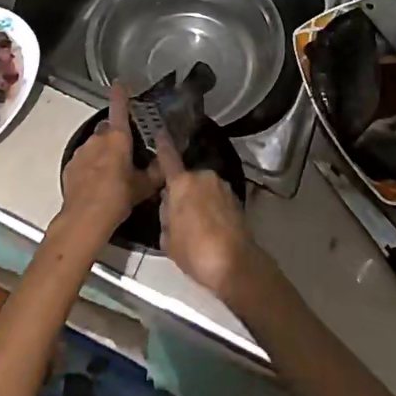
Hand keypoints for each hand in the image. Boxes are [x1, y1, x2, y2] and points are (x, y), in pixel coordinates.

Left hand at [59, 85, 159, 238]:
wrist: (84, 219)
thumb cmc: (117, 196)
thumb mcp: (144, 186)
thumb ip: (156, 171)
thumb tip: (167, 162)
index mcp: (118, 137)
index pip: (119, 107)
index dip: (121, 94)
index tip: (120, 83)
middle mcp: (98, 139)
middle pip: (108, 129)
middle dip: (116, 136)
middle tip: (126, 153)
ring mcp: (81, 152)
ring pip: (95, 145)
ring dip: (102, 152)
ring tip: (111, 173)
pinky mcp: (69, 167)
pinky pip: (83, 160)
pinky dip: (90, 166)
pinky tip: (96, 183)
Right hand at [155, 132, 262, 301]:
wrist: (233, 262)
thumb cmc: (194, 251)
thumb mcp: (168, 239)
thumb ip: (165, 216)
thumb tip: (169, 206)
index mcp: (183, 183)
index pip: (169, 159)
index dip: (163, 146)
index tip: (160, 133)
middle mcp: (203, 177)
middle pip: (185, 179)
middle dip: (180, 191)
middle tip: (176, 216)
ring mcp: (222, 185)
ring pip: (201, 187)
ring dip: (197, 199)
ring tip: (195, 224)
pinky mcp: (235, 196)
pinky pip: (215, 196)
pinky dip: (210, 205)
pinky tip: (210, 226)